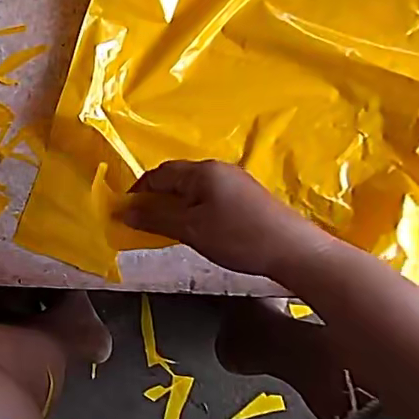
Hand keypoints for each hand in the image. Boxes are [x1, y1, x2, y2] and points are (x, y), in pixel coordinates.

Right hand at [122, 160, 336, 279]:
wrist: (293, 250)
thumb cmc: (238, 237)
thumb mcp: (191, 229)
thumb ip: (156, 218)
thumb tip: (125, 211)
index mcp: (202, 171)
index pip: (160, 173)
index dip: (139, 190)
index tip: (125, 211)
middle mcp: (218, 169)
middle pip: (177, 178)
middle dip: (157, 198)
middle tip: (143, 223)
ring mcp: (235, 182)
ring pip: (194, 189)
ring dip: (176, 205)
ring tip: (167, 229)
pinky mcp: (247, 197)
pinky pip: (210, 197)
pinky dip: (195, 210)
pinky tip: (196, 230)